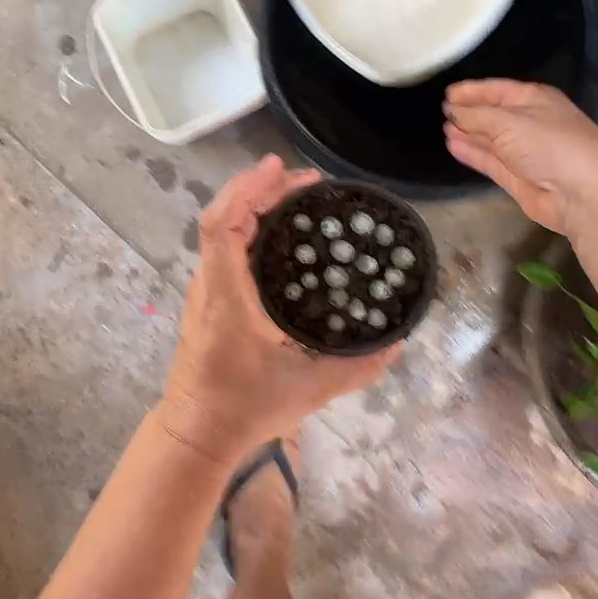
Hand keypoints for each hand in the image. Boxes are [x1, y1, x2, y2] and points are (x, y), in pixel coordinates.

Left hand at [158, 156, 400, 463]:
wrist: (197, 431)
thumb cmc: (246, 407)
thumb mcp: (312, 389)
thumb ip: (360, 366)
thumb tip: (400, 340)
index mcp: (227, 295)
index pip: (223, 225)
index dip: (247, 189)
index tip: (278, 167)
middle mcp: (210, 282)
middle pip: (224, 217)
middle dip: (262, 188)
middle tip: (310, 182)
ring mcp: (206, 288)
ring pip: (222, 230)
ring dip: (254, 204)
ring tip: (298, 196)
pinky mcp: (210, 297)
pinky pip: (225, 246)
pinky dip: (250, 225)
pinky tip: (280, 230)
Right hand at [443, 79, 597, 234]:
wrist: (584, 194)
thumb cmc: (550, 144)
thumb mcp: (508, 121)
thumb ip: (474, 116)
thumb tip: (451, 110)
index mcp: (534, 100)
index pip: (497, 90)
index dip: (472, 91)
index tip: (447, 94)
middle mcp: (529, 122)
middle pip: (492, 113)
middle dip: (468, 112)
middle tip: (440, 111)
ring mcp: (523, 151)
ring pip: (489, 138)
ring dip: (468, 133)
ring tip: (443, 128)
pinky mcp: (516, 176)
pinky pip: (488, 160)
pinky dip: (471, 153)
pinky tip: (452, 145)